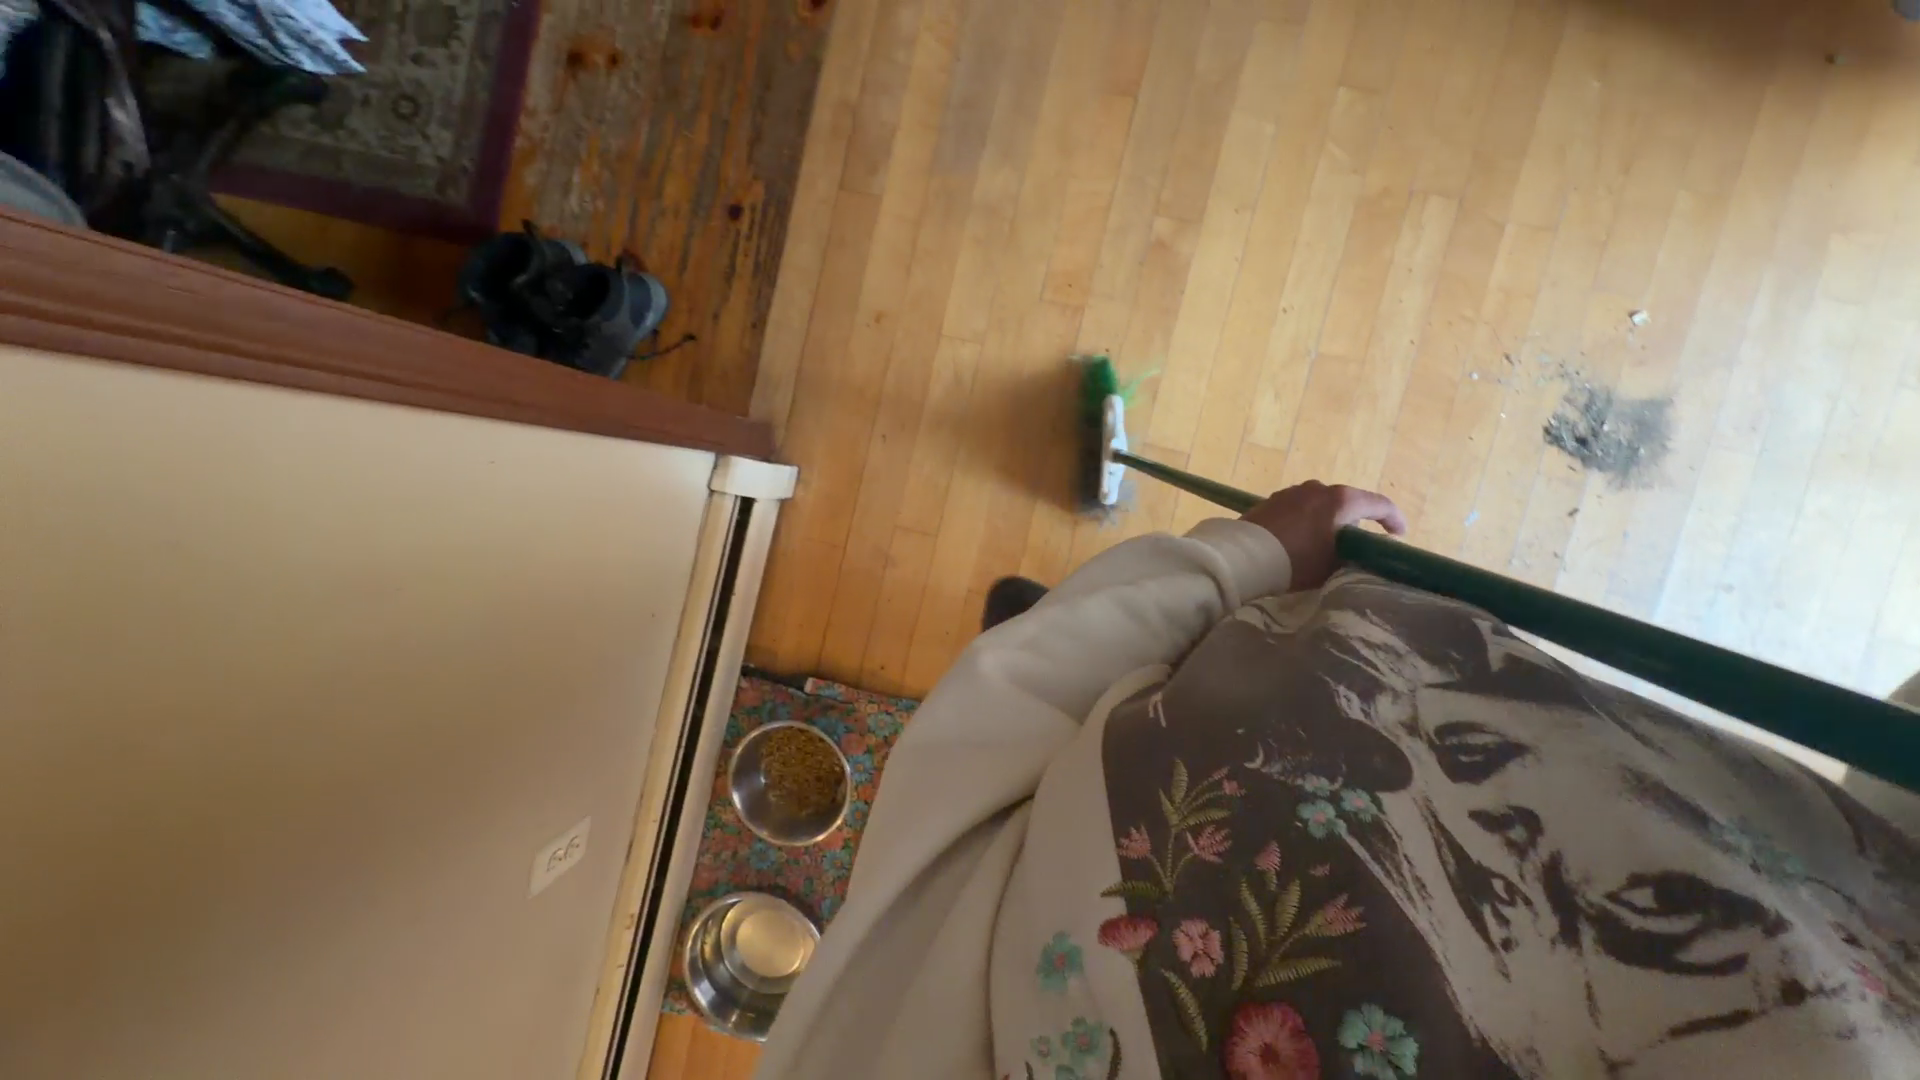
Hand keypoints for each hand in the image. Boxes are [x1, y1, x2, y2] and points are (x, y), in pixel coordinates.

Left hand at [1242, 481, 1406, 589]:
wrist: (1244, 557)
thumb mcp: (1333, 565)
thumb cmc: (1296, 562)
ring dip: (1329, 518)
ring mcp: (1293, 491)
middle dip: (1357, 519)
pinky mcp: (1272, 500)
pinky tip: (1302, 536)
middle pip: (1348, 501)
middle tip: (1359, 542)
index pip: (1379, 504)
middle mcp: (1318, 488)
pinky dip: (1307, 518)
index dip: (1394, 519)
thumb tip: (1359, 554)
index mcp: (1341, 500)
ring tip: (1327, 541)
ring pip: (1321, 502)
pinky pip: (1300, 507)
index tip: (1399, 534)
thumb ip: (1353, 555)